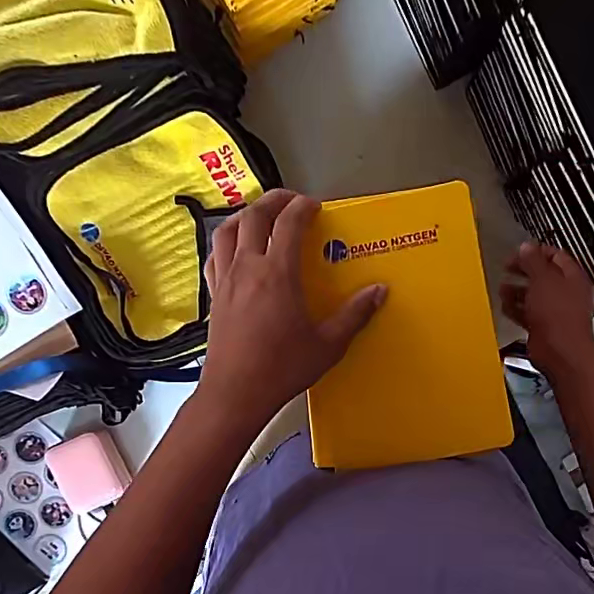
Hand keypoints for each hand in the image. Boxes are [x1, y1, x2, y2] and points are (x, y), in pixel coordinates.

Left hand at [200, 190, 385, 426]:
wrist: (236, 393)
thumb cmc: (282, 368)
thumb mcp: (329, 344)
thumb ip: (355, 314)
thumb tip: (379, 291)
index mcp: (277, 274)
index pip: (288, 223)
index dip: (303, 207)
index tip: (315, 206)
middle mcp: (247, 268)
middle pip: (253, 216)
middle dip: (273, 200)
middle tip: (291, 201)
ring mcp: (225, 280)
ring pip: (227, 229)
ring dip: (245, 214)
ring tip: (262, 216)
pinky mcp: (214, 296)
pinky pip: (215, 255)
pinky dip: (226, 241)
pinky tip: (235, 249)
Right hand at [501, 242, 593, 381]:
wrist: (560, 352)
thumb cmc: (560, 318)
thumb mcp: (542, 280)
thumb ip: (533, 261)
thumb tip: (527, 248)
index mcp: (573, 277)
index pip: (556, 255)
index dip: (537, 251)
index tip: (521, 252)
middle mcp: (567, 294)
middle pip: (544, 276)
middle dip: (524, 271)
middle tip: (509, 268)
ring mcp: (556, 312)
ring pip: (535, 296)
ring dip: (518, 291)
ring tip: (503, 287)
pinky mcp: (545, 328)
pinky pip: (529, 314)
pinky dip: (517, 310)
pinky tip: (507, 307)